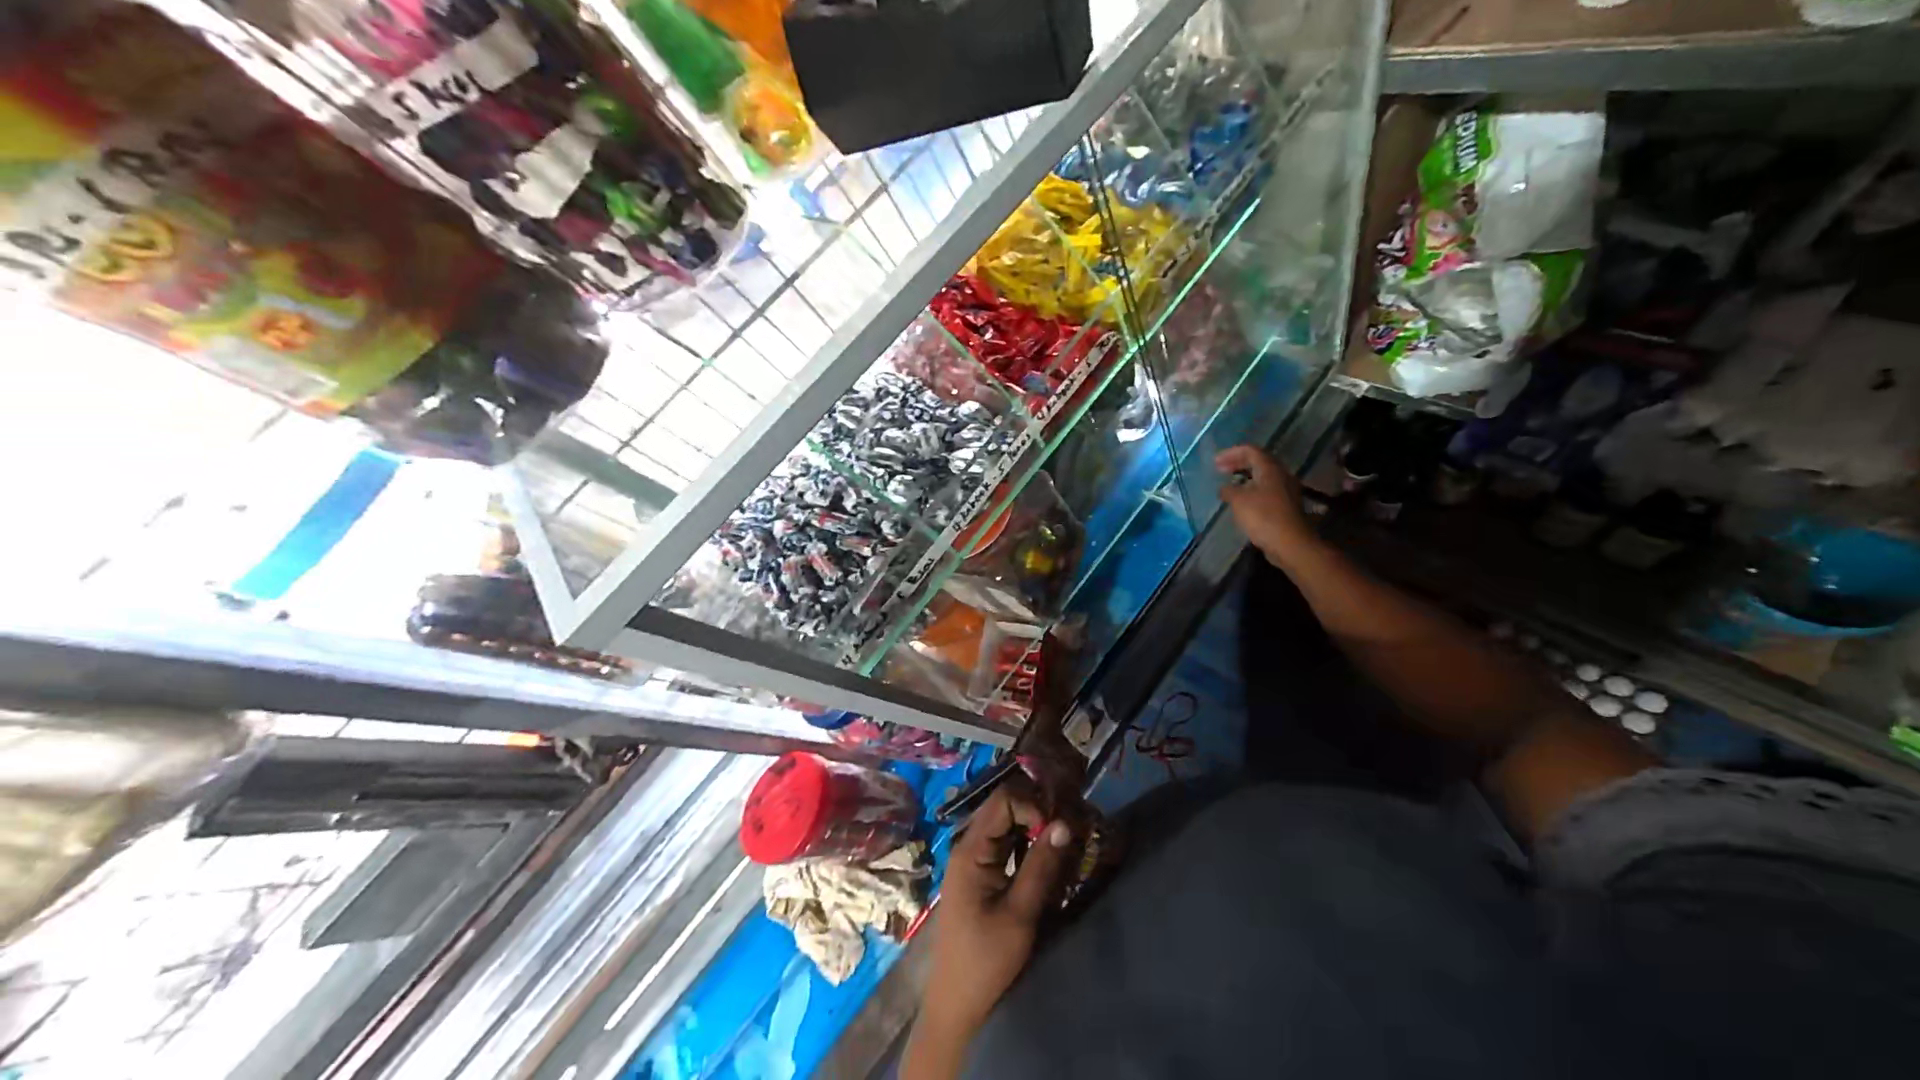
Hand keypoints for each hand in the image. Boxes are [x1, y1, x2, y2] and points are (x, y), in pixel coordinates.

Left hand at [912, 790, 1075, 1063]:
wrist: (957, 1006)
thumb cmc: (986, 961)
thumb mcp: (1020, 913)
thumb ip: (1041, 865)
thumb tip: (1065, 822)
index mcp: (970, 850)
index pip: (1003, 800)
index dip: (1034, 805)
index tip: (1059, 829)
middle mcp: (968, 847)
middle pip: (1004, 808)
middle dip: (1038, 811)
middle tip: (1070, 826)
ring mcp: (973, 861)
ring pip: (1006, 826)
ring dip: (1035, 827)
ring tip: (1065, 838)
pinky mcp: (980, 876)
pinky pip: (1005, 845)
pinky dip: (1027, 844)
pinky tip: (1047, 856)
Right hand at [1216, 444, 1315, 564]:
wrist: (1290, 543)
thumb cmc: (1263, 517)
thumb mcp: (1239, 501)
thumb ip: (1229, 490)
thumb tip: (1224, 489)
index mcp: (1270, 469)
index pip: (1250, 451)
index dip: (1231, 453)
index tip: (1215, 462)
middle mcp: (1281, 475)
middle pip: (1258, 461)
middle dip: (1238, 463)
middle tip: (1221, 469)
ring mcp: (1285, 490)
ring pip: (1263, 476)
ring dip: (1245, 477)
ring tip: (1230, 484)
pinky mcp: (1286, 505)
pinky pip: (1266, 490)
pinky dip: (1252, 489)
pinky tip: (1242, 500)